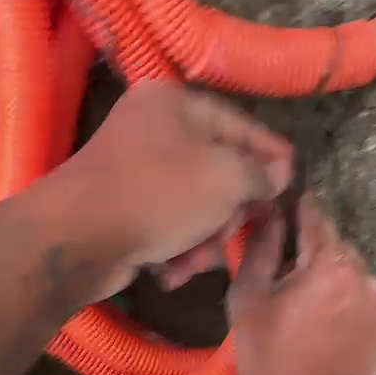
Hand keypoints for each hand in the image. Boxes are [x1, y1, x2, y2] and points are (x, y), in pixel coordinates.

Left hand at [54, 81, 293, 295]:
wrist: (80, 239)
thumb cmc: (160, 196)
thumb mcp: (225, 178)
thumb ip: (260, 173)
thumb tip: (282, 172)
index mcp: (175, 103)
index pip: (239, 124)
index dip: (271, 154)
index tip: (294, 180)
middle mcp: (153, 130)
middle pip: (218, 171)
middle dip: (229, 212)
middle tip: (234, 234)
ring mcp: (135, 170)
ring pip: (195, 206)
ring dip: (203, 241)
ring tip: (194, 262)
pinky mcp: (124, 209)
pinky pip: (168, 226)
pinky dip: (176, 250)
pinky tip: (170, 270)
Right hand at [229, 193, 375, 374]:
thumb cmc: (267, 360)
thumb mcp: (248, 300)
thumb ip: (260, 249)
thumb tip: (269, 215)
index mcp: (331, 262)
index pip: (315, 216)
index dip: (296, 213)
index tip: (282, 218)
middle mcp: (366, 277)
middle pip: (338, 248)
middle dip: (315, 257)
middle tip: (290, 287)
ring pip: (356, 279)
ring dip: (336, 285)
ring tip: (311, 316)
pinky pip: (368, 309)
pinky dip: (352, 313)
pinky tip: (330, 336)